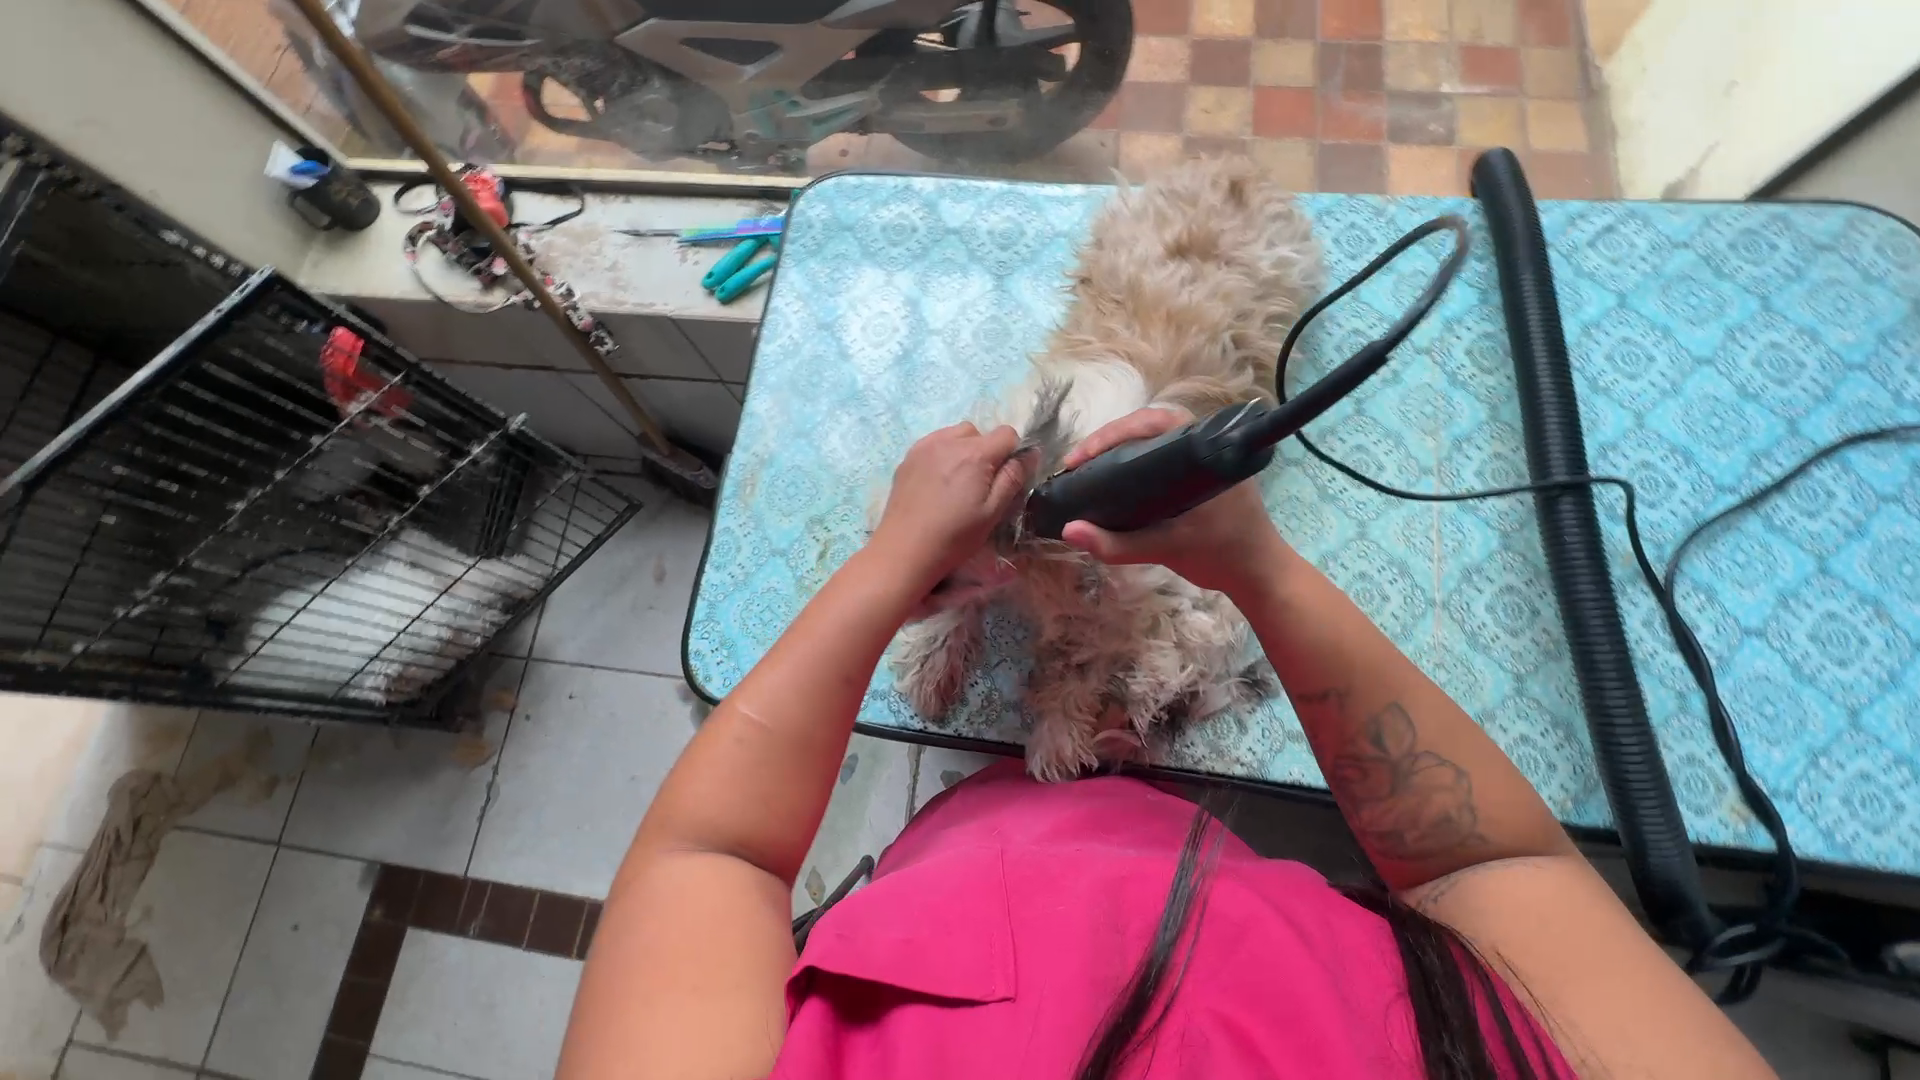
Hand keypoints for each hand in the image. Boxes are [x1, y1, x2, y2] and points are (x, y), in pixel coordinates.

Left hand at [870, 421, 1033, 587]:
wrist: (905, 550)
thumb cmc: (954, 536)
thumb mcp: (992, 512)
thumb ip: (1013, 478)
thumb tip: (1030, 453)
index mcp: (975, 454)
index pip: (1007, 433)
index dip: (1012, 454)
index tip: (1004, 478)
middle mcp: (949, 441)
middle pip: (979, 432)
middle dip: (986, 451)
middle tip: (979, 484)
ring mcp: (925, 446)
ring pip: (955, 434)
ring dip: (963, 450)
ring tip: (957, 481)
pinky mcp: (908, 457)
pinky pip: (934, 443)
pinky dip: (943, 454)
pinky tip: (938, 482)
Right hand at [1058, 406, 1289, 595]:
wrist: (1259, 576)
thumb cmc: (1221, 556)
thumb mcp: (1165, 549)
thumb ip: (1117, 544)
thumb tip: (1069, 531)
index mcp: (1205, 450)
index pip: (1153, 421)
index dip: (1112, 433)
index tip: (1081, 456)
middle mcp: (1204, 446)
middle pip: (1147, 426)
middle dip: (1108, 440)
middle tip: (1077, 463)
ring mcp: (1201, 460)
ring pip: (1152, 441)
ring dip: (1117, 450)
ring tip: (1087, 469)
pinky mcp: (1197, 476)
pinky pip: (1158, 457)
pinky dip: (1131, 463)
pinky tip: (1111, 479)